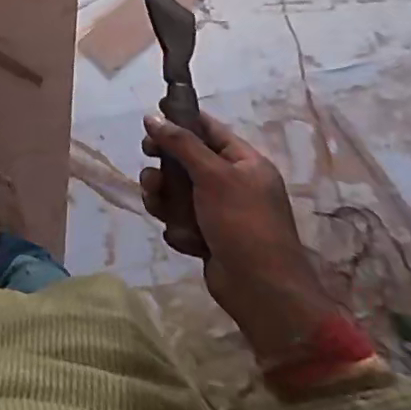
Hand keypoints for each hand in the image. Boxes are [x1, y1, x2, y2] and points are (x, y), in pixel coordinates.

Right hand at [140, 115, 333, 364]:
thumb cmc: (244, 224)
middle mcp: (232, 183)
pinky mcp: (206, 234)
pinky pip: (178, 217)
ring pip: (176, 189)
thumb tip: (151, 117)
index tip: (151, 118)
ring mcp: (219, 210)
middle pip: (186, 158)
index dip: (181, 119)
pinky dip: (175, 224)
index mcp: (245, 163)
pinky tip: (182, 237)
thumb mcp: (214, 176)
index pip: (209, 129)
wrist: (262, 292)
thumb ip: (181, 144)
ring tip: (155, 202)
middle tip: (147, 157)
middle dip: (164, 161)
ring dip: (161, 193)